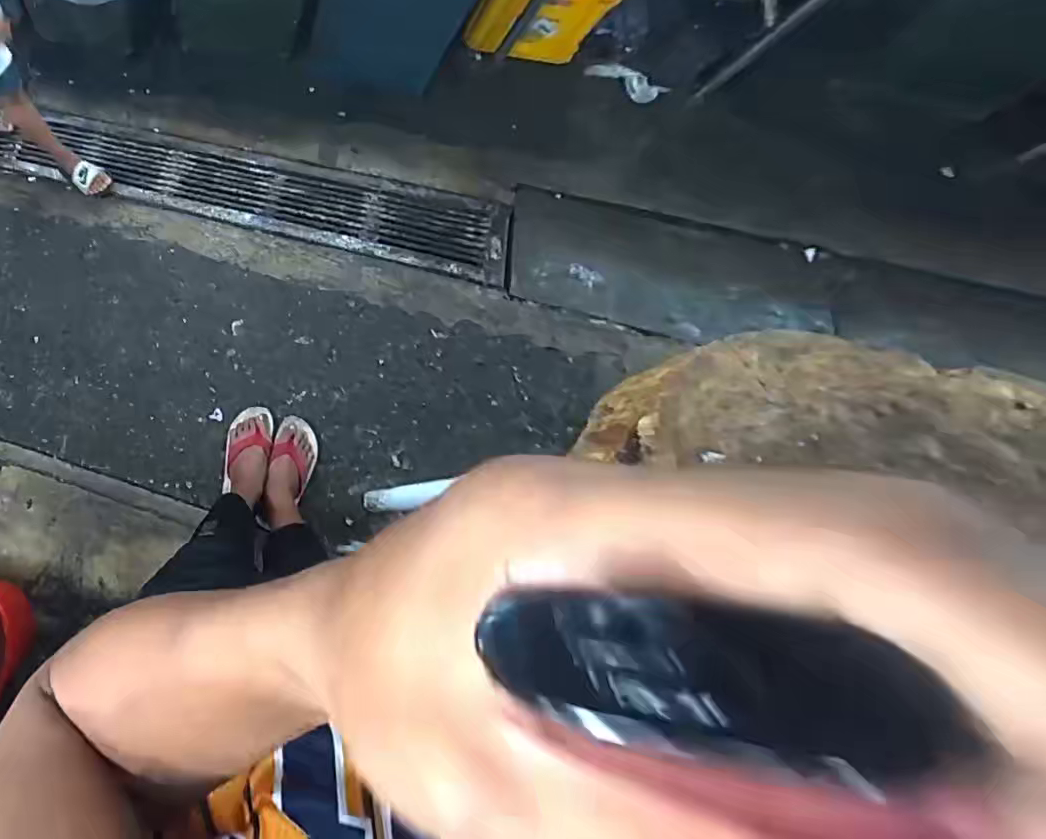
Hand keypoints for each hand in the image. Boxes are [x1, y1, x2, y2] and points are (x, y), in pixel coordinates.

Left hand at [307, 457, 1045, 838]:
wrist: (323, 627)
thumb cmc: (374, 687)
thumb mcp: (485, 784)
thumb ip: (655, 824)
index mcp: (564, 517)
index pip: (834, 534)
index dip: (1017, 642)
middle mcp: (610, 490)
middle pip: (881, 531)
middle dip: (1027, 661)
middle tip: (1044, 805)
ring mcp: (628, 511)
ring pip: (864, 551)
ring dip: (989, 663)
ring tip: (1006, 794)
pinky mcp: (639, 547)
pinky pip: (813, 583)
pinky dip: (915, 657)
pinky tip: (939, 760)